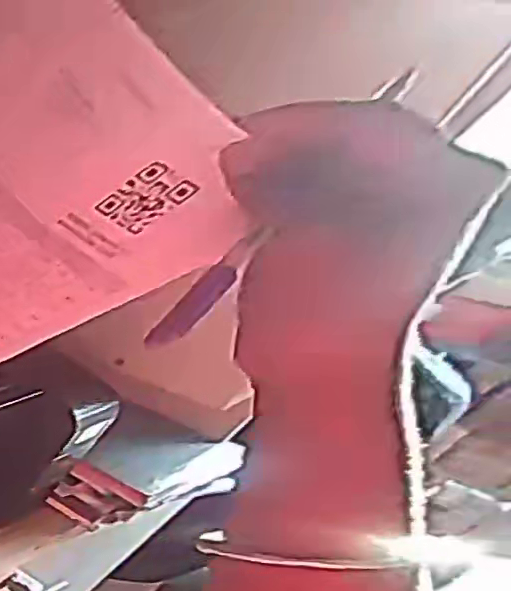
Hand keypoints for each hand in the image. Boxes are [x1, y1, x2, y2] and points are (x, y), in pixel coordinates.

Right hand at [224, 102, 505, 387]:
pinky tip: (238, 237)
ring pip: (328, 193)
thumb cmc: (334, 331)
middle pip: (347, 159)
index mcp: (433, 187)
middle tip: (216, 173)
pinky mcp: (356, 276)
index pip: (363, 129)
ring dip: (270, 195)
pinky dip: (271, 226)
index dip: (291, 127)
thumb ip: (284, 190)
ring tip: (219, 204)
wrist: (340, 404)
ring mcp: (391, 244)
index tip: (227, 139)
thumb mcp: (305, 245)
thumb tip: (246, 158)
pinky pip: (313, 229)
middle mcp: (425, 206)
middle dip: (276, 162)